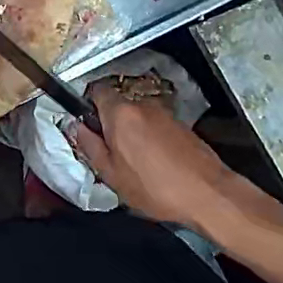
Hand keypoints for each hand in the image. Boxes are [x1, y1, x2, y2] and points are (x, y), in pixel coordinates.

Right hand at [67, 81, 245, 231]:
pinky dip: (149, 139)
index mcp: (120, 113)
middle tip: (107, 153)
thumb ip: (89, 146)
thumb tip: (76, 128)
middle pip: (116, 105)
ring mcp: (163, 113)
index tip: (85, 123)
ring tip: (132, 164)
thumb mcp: (111, 173)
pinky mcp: (179, 124)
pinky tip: (153, 164)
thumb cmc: (156, 187)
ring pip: (136, 117)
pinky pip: (154, 126)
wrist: (206, 192)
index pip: (96, 90)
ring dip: (130, 133)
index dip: (87, 104)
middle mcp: (142, 105)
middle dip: (109, 124)